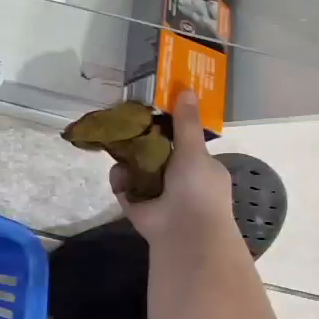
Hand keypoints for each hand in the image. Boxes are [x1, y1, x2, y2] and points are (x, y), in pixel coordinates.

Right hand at [111, 91, 235, 248]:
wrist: (185, 231)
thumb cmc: (197, 188)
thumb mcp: (194, 150)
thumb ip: (185, 122)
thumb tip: (186, 87)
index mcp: (198, 166)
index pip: (179, 140)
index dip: (164, 126)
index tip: (146, 112)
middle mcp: (178, 178)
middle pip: (152, 151)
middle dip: (138, 141)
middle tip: (124, 128)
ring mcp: (156, 191)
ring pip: (134, 166)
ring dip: (126, 161)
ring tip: (122, 156)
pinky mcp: (136, 203)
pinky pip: (122, 184)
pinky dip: (120, 180)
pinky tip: (122, 179)